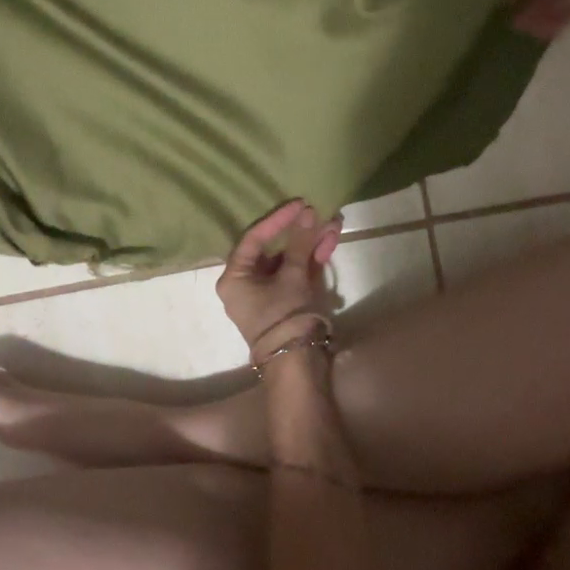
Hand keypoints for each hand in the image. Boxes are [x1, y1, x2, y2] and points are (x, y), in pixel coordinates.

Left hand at [216, 199, 341, 363]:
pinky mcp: (285, 303)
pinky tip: (330, 243)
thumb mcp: (291, 276)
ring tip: (335, 226)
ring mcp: (267, 294)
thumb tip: (308, 212)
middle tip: (321, 215)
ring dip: (311, 244)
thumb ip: (299, 243)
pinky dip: (312, 261)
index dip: (277, 219)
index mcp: (234, 278)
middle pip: (274, 249)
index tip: (299, 204)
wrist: (298, 365)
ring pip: (289, 261)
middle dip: (301, 232)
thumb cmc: (284, 316)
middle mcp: (246, 284)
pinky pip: (296, 275)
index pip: (254, 238)